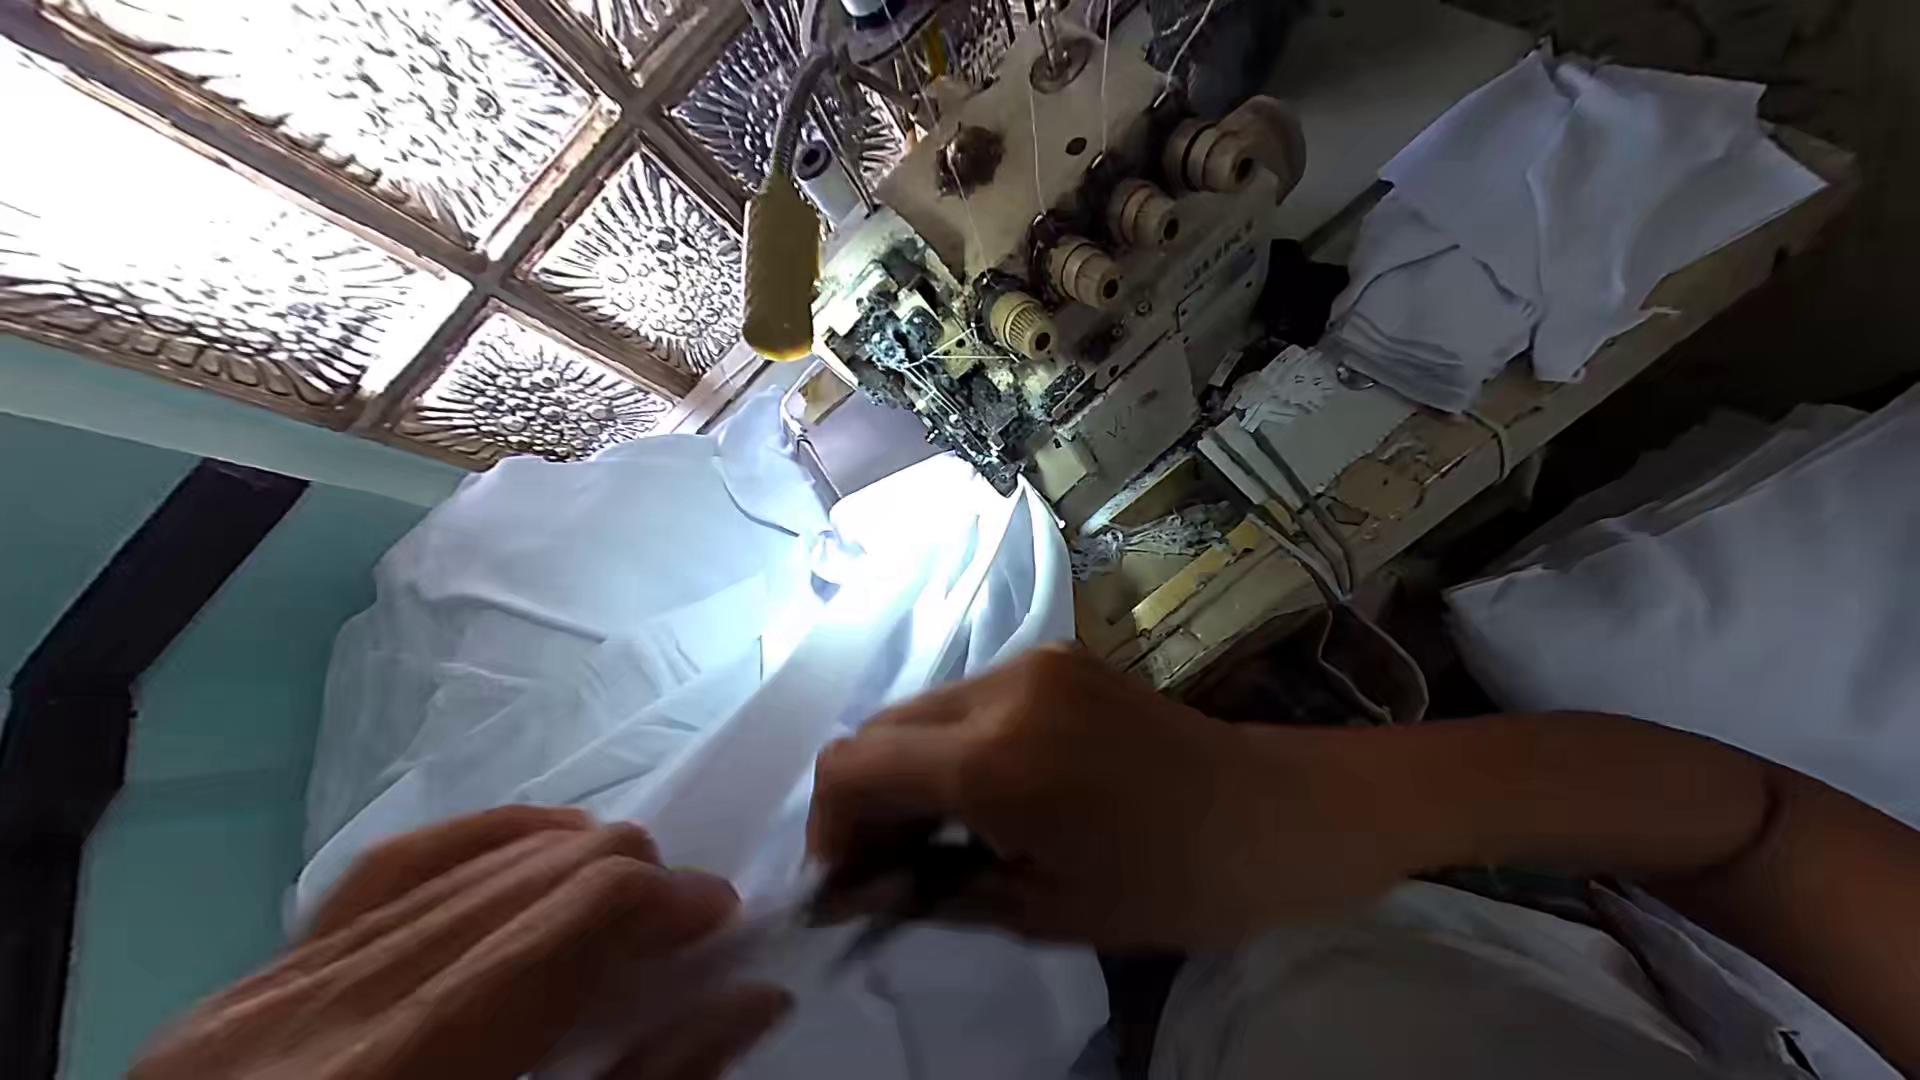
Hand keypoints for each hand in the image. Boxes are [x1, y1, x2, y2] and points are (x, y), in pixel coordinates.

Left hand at [132, 807, 788, 1079]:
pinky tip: (545, 850)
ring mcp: (262, 989)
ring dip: (579, 861)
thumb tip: (756, 997)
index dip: (667, 899)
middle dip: (637, 880)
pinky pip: (401, 863)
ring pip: (480, 854)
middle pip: (539, 870)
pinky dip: (493, 840)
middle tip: (675, 930)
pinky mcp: (252, 979)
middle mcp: (308, 1015)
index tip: (721, 917)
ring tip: (621, 900)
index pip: (569, 918)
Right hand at [808, 646, 1424, 947]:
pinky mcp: (1053, 653)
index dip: (828, 819)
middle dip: (864, 794)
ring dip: (908, 764)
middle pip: (880, 726)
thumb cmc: (1163, 883)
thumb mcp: (1037, 908)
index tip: (840, 870)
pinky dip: (951, 740)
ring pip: (924, 707)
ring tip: (935, 823)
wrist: (1265, 810)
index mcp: (994, 759)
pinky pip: (970, 695)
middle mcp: (1001, 687)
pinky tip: (982, 782)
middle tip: (883, 856)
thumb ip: (927, 890)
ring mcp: (1030, 660)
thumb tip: (850, 887)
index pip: (854, 764)